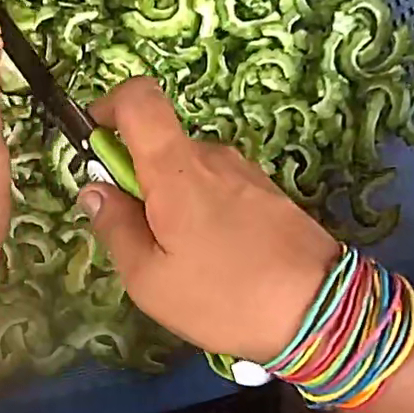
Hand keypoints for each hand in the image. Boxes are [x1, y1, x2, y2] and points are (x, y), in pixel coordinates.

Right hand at [81, 78, 340, 362]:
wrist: (320, 312)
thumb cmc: (221, 297)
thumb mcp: (148, 277)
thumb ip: (115, 227)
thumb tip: (93, 190)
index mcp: (176, 171)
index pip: (139, 100)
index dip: (108, 107)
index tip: (93, 142)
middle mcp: (212, 157)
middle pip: (159, 145)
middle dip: (135, 180)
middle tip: (137, 238)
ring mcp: (244, 172)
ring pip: (186, 171)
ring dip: (167, 201)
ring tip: (178, 259)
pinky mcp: (266, 192)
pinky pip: (214, 187)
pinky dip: (197, 210)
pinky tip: (211, 258)